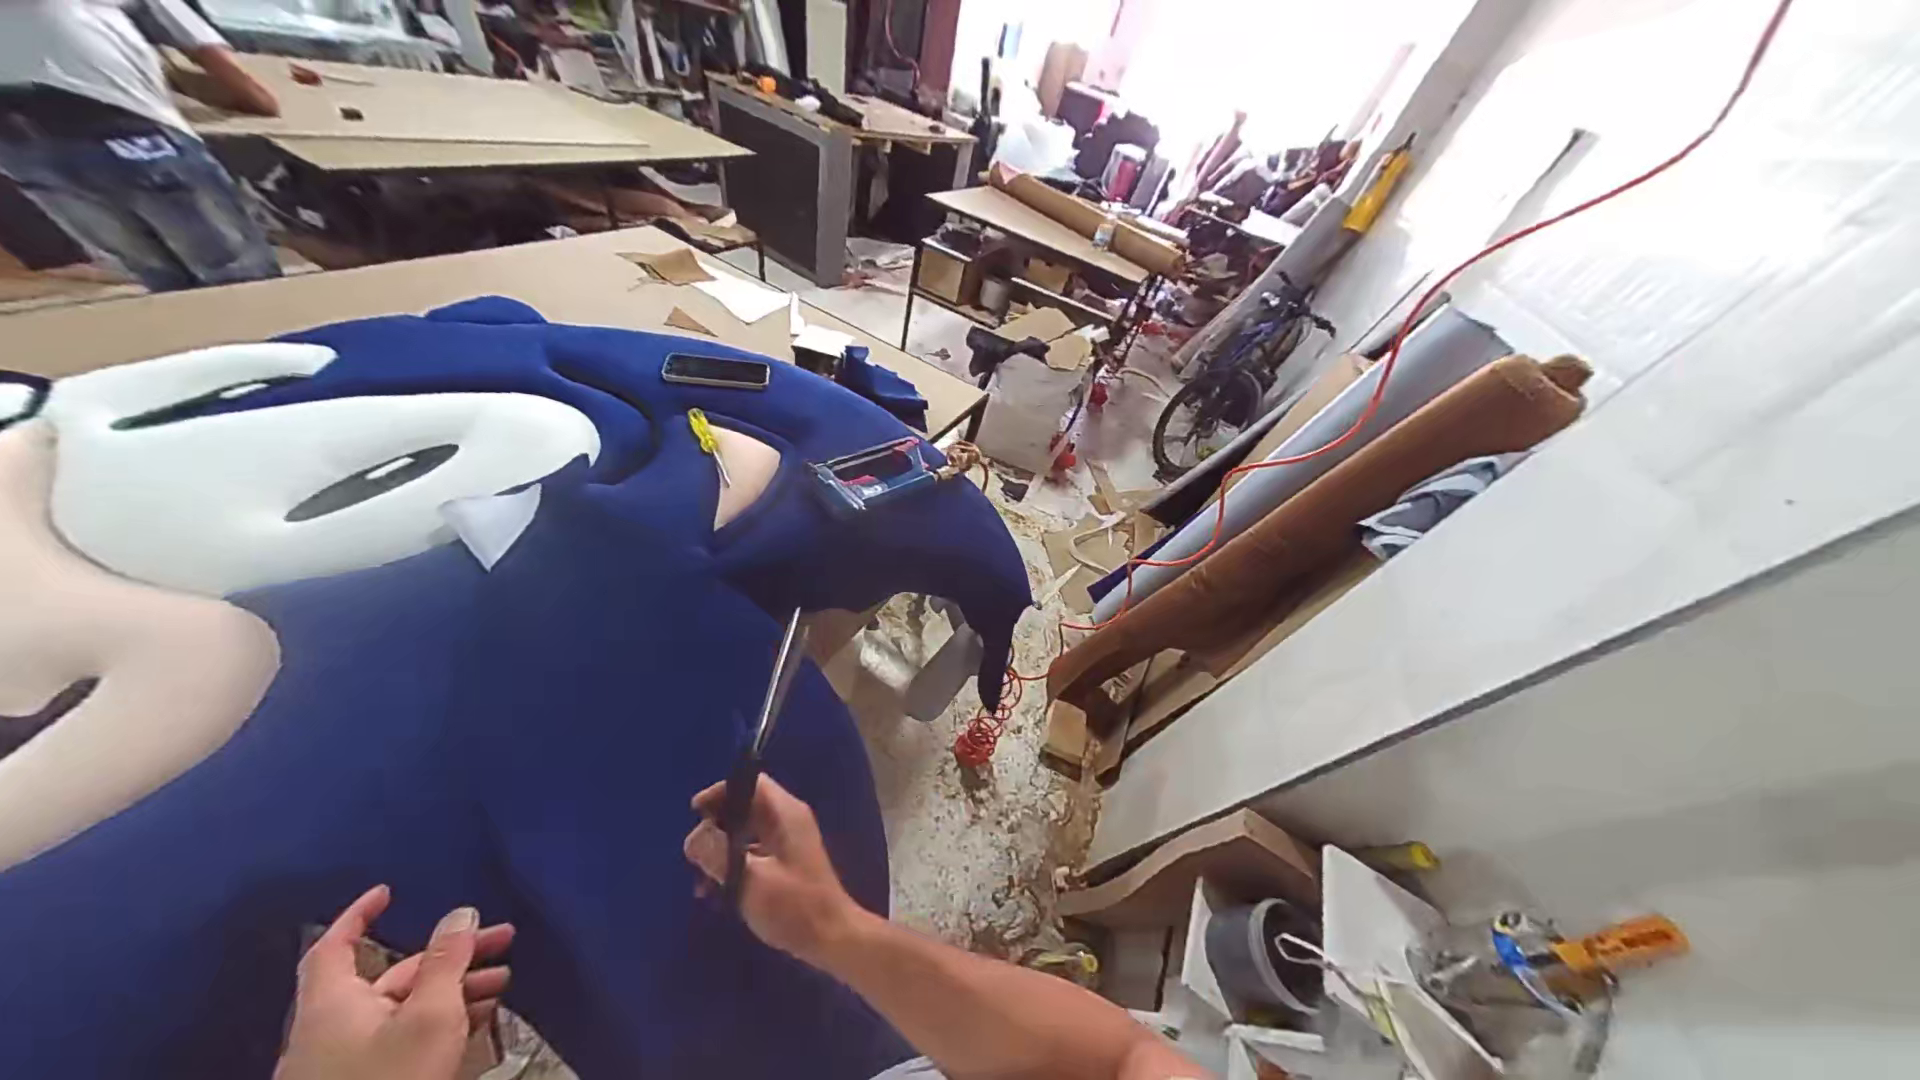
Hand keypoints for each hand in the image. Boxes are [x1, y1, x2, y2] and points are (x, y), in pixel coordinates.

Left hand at [275, 885, 514, 1079]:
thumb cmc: (392, 1079)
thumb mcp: (431, 1013)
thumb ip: (446, 959)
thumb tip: (459, 913)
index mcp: (332, 1008)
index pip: (334, 949)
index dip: (357, 916)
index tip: (390, 891)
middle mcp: (329, 1031)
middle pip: (391, 977)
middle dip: (450, 955)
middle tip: (502, 939)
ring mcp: (341, 1064)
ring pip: (404, 1007)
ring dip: (455, 987)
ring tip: (502, 982)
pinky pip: (401, 1035)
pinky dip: (441, 1018)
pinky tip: (479, 1017)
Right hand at [683, 774, 869, 964]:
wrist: (831, 937)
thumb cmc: (794, 906)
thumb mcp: (750, 881)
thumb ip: (719, 855)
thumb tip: (693, 836)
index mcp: (785, 814)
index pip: (752, 783)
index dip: (721, 792)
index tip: (695, 814)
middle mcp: (788, 819)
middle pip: (745, 806)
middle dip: (716, 826)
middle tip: (696, 856)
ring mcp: (788, 840)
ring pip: (746, 830)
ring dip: (721, 849)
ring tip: (702, 881)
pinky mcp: (785, 861)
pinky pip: (752, 850)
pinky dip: (733, 863)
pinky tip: (716, 892)